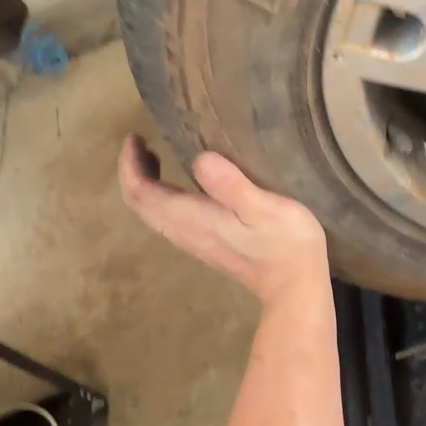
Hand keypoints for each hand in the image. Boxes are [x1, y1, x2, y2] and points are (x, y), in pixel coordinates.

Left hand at [118, 135, 327, 307]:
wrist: (295, 288)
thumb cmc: (285, 245)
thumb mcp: (266, 209)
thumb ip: (232, 185)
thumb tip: (201, 159)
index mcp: (191, 217)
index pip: (141, 192)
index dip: (130, 165)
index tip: (134, 137)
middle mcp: (185, 230)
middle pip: (141, 203)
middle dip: (134, 172)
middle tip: (142, 143)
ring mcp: (196, 241)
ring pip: (154, 213)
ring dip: (148, 186)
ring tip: (158, 159)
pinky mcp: (210, 246)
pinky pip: (170, 219)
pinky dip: (164, 198)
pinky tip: (185, 188)